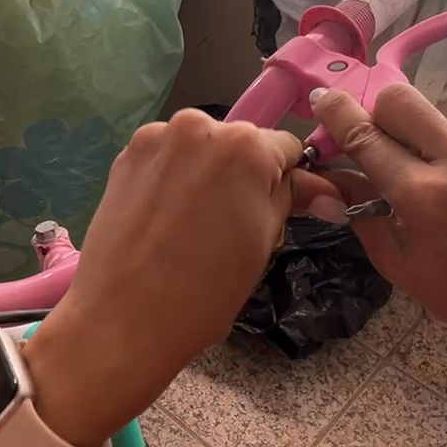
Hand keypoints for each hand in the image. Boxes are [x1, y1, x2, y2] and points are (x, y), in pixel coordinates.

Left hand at [27, 109, 335, 446]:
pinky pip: (166, 157)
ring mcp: (157, 138)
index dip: (287, 179)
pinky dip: (173, 177)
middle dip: (243, 174)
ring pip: (200, 148)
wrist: (123, 320)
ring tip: (192, 223)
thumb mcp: (263, 243)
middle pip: (240, 143)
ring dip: (206, 173)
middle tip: (231, 224)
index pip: (287, 148)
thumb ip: (290, 199)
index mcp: (246, 146)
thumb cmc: (206, 290)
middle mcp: (200, 126)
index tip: (275, 209)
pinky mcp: (125, 155)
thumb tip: (323, 188)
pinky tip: (164, 216)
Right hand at [309, 85, 446, 389]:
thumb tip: (335, 176)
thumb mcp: (401, 267)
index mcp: (426, 197)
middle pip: (402, 101)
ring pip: (442, 124)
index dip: (337, 113)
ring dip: (430, 148)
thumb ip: (363, 214)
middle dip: (381, 115)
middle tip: (382, 145)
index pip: (366, 136)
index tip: (322, 99)